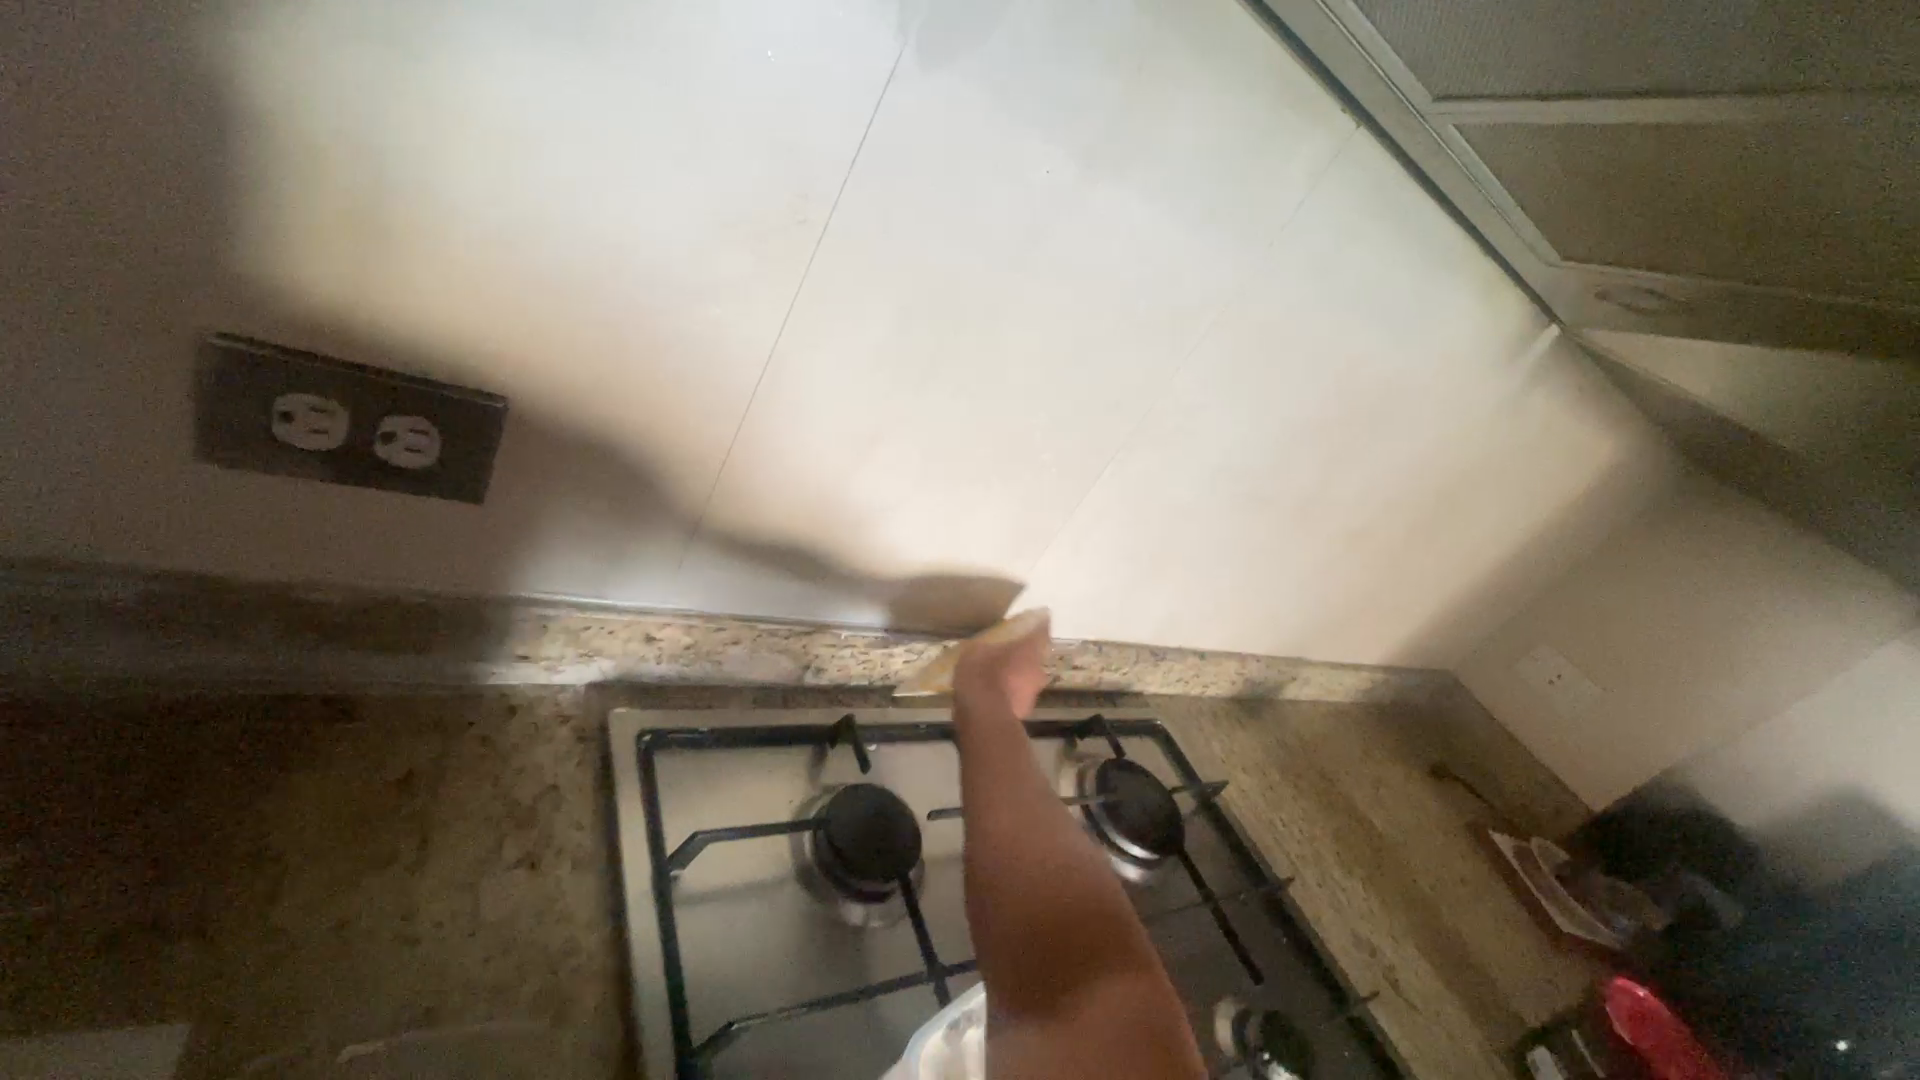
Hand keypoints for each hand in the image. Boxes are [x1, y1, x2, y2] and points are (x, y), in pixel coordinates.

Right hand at [953, 609, 1051, 720]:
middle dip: (1026, 654)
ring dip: (1019, 676)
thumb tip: (985, 647)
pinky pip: (1019, 696)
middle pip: (1037, 657)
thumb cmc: (981, 674)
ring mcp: (1034, 692)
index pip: (1042, 630)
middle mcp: (1038, 669)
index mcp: (1029, 649)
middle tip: (1011, 652)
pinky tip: (996, 695)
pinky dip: (1011, 694)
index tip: (1038, 619)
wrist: (984, 715)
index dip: (1040, 624)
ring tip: (1001, 676)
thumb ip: (985, 646)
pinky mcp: (1026, 710)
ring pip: (1029, 678)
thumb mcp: (975, 651)